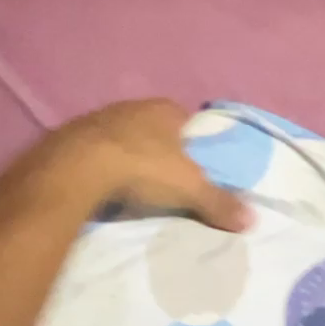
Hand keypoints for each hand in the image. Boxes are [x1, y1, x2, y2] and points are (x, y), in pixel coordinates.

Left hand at [34, 99, 251, 231]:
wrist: (78, 167)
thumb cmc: (142, 168)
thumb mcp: (189, 188)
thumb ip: (219, 202)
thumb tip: (254, 219)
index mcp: (164, 109)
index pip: (185, 119)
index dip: (190, 139)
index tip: (193, 162)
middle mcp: (132, 106)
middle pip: (152, 126)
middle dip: (158, 147)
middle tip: (164, 176)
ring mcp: (98, 118)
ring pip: (121, 135)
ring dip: (126, 153)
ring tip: (132, 182)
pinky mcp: (70, 136)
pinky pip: (93, 149)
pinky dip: (100, 163)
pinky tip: (102, 182)